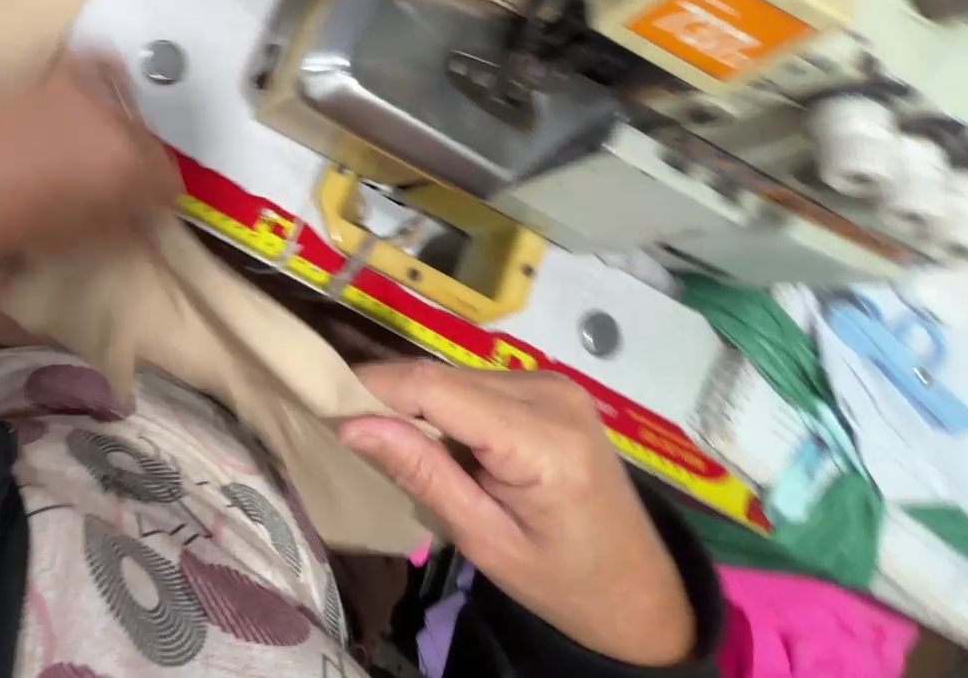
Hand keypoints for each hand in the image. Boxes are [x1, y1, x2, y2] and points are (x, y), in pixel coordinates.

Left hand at [0, 54, 181, 258]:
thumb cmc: (8, 228)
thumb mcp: (74, 236)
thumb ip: (117, 218)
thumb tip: (137, 211)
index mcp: (127, 171)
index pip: (169, 184)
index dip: (156, 201)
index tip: (142, 210)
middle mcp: (118, 124)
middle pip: (151, 144)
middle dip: (139, 166)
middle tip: (115, 185)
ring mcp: (86, 94)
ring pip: (128, 108)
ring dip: (122, 128)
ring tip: (96, 147)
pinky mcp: (56, 76)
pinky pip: (97, 67)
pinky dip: (102, 78)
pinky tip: (91, 97)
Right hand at [339, 362, 695, 666]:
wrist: (644, 594)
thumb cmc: (564, 583)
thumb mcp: (485, 540)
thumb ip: (421, 473)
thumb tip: (350, 424)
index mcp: (542, 439)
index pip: (434, 388)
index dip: (372, 389)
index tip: (324, 407)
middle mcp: (549, 393)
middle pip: (438, 376)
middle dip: (387, 398)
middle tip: (349, 432)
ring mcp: (552, 384)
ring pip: (450, 374)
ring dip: (413, 402)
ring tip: (390, 442)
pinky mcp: (547, 386)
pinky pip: (471, 382)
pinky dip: (440, 404)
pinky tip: (436, 439)